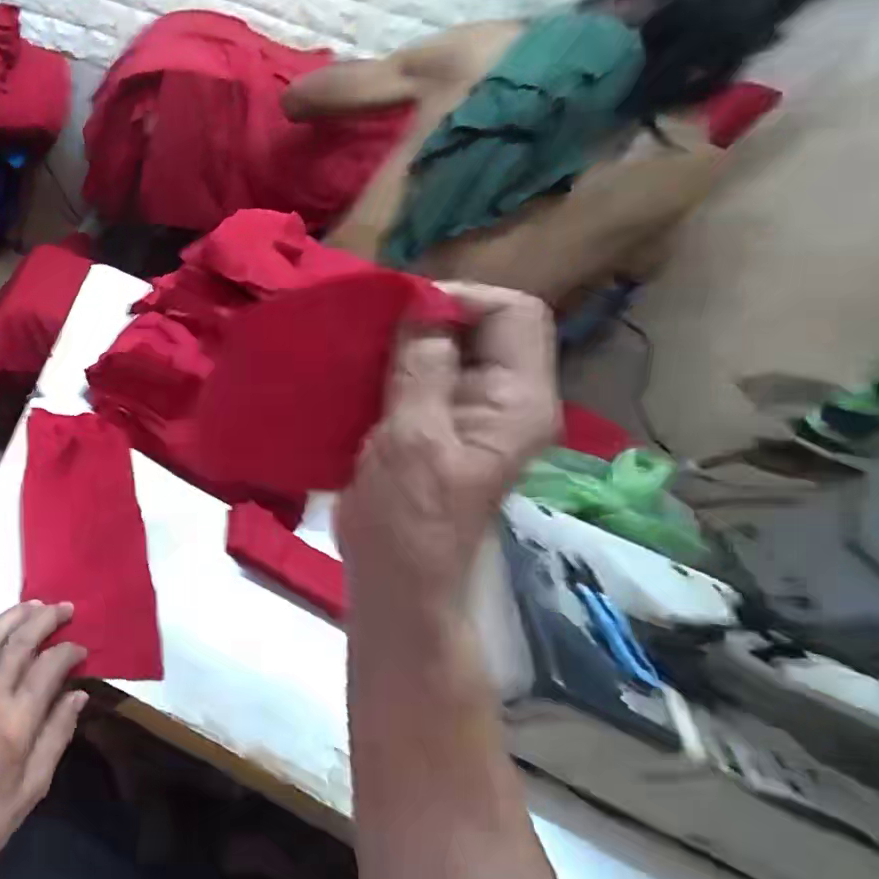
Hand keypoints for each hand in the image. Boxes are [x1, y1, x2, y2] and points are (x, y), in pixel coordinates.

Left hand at [0, 602, 88, 878]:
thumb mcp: (37, 781)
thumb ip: (58, 731)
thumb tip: (79, 693)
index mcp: (17, 719)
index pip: (48, 667)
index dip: (69, 652)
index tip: (83, 650)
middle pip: (19, 641)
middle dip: (45, 619)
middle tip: (66, 608)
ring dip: (11, 616)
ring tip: (33, 605)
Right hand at [338, 282, 558, 598]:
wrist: (395, 577)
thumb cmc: (407, 516)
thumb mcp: (412, 438)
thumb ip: (421, 369)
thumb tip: (421, 306)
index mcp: (518, 400)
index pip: (514, 313)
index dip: (460, 300)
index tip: (400, 313)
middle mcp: (506, 400)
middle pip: (484, 328)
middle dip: (428, 318)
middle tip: (371, 330)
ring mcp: (472, 415)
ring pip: (450, 350)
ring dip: (405, 342)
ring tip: (360, 348)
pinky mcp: (439, 428)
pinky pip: (425, 377)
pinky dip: (394, 366)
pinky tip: (360, 374)